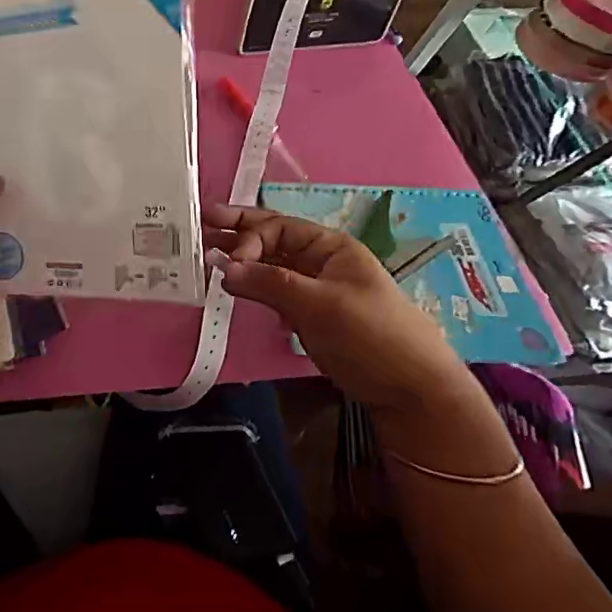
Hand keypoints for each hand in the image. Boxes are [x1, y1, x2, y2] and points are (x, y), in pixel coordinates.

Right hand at [203, 203, 475, 416]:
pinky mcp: (310, 316)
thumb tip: (224, 268)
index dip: (250, 237)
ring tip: (208, 256)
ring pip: (271, 267)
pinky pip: (275, 293)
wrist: (409, 388)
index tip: (228, 261)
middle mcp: (320, 262)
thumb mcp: (319, 305)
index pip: (280, 228)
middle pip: (273, 240)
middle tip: (202, 223)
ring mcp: (315, 290)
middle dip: (240, 233)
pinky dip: (255, 289)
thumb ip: (270, 283)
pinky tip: (236, 290)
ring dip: (243, 262)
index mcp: (330, 247)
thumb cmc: (369, 334)